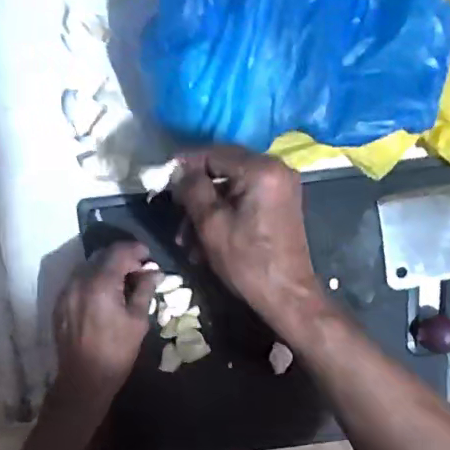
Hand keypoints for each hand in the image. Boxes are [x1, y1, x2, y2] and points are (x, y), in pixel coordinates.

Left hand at [51, 240, 157, 407]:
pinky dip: (92, 281)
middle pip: (101, 256)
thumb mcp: (137, 321)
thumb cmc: (116, 352)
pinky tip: (104, 295)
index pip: (118, 252)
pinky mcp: (59, 304)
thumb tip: (154, 272)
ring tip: (122, 283)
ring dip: (105, 269)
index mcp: (100, 283)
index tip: (148, 256)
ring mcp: (65, 292)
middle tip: (138, 270)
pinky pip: (77, 282)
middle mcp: (78, 281)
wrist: (84, 379)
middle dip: (121, 258)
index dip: (136, 250)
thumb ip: (144, 290)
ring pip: (87, 268)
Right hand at [172, 145, 321, 331]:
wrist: (287, 296)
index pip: (214, 153)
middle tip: (175, 216)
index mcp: (261, 169)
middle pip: (224, 169)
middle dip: (195, 193)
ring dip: (206, 209)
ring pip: (232, 188)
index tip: (162, 177)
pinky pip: (245, 199)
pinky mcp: (281, 205)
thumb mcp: (211, 224)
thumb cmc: (248, 262)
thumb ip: (192, 190)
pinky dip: (224, 214)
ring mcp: (282, 187)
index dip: (185, 164)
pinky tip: (207, 240)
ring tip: (187, 240)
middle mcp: (277, 169)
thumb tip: (179, 171)